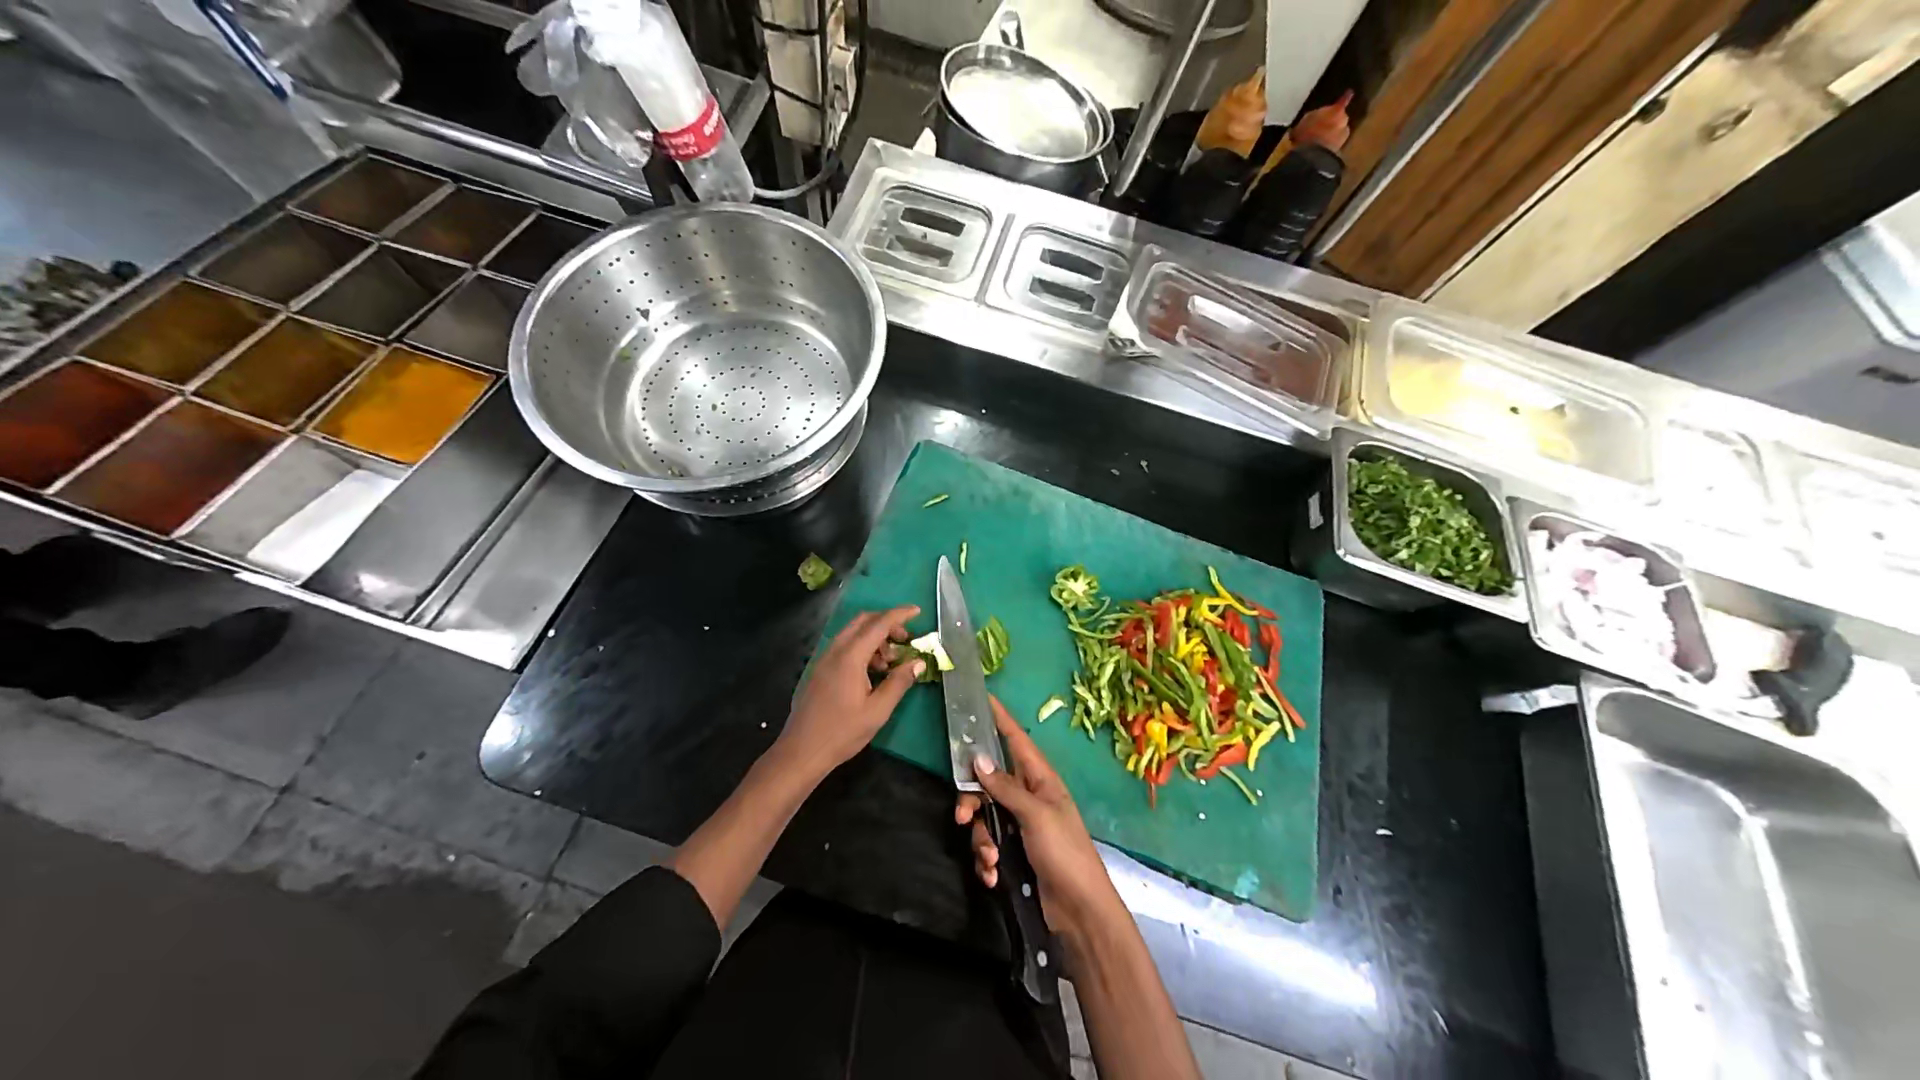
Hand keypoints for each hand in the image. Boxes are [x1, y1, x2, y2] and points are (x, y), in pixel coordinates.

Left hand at [778, 606, 922, 776]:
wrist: (802, 751)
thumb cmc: (842, 732)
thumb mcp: (877, 711)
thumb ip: (899, 682)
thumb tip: (918, 662)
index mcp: (850, 657)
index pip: (878, 624)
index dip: (899, 615)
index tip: (917, 611)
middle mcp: (835, 651)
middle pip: (863, 622)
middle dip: (887, 624)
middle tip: (906, 640)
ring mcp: (824, 659)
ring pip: (852, 633)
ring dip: (874, 637)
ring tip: (891, 662)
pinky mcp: (820, 670)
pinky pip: (844, 647)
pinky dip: (862, 648)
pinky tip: (872, 671)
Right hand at [957, 696, 1120, 934]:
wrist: (1080, 911)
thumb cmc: (1065, 853)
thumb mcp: (1036, 816)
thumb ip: (1006, 788)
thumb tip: (978, 759)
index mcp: (1041, 780)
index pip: (1016, 741)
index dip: (1000, 720)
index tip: (983, 699)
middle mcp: (1029, 797)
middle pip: (988, 783)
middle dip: (972, 801)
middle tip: (964, 818)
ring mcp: (1021, 826)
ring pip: (985, 818)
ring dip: (981, 840)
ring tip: (991, 860)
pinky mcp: (1015, 852)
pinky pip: (989, 846)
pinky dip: (987, 861)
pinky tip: (994, 876)